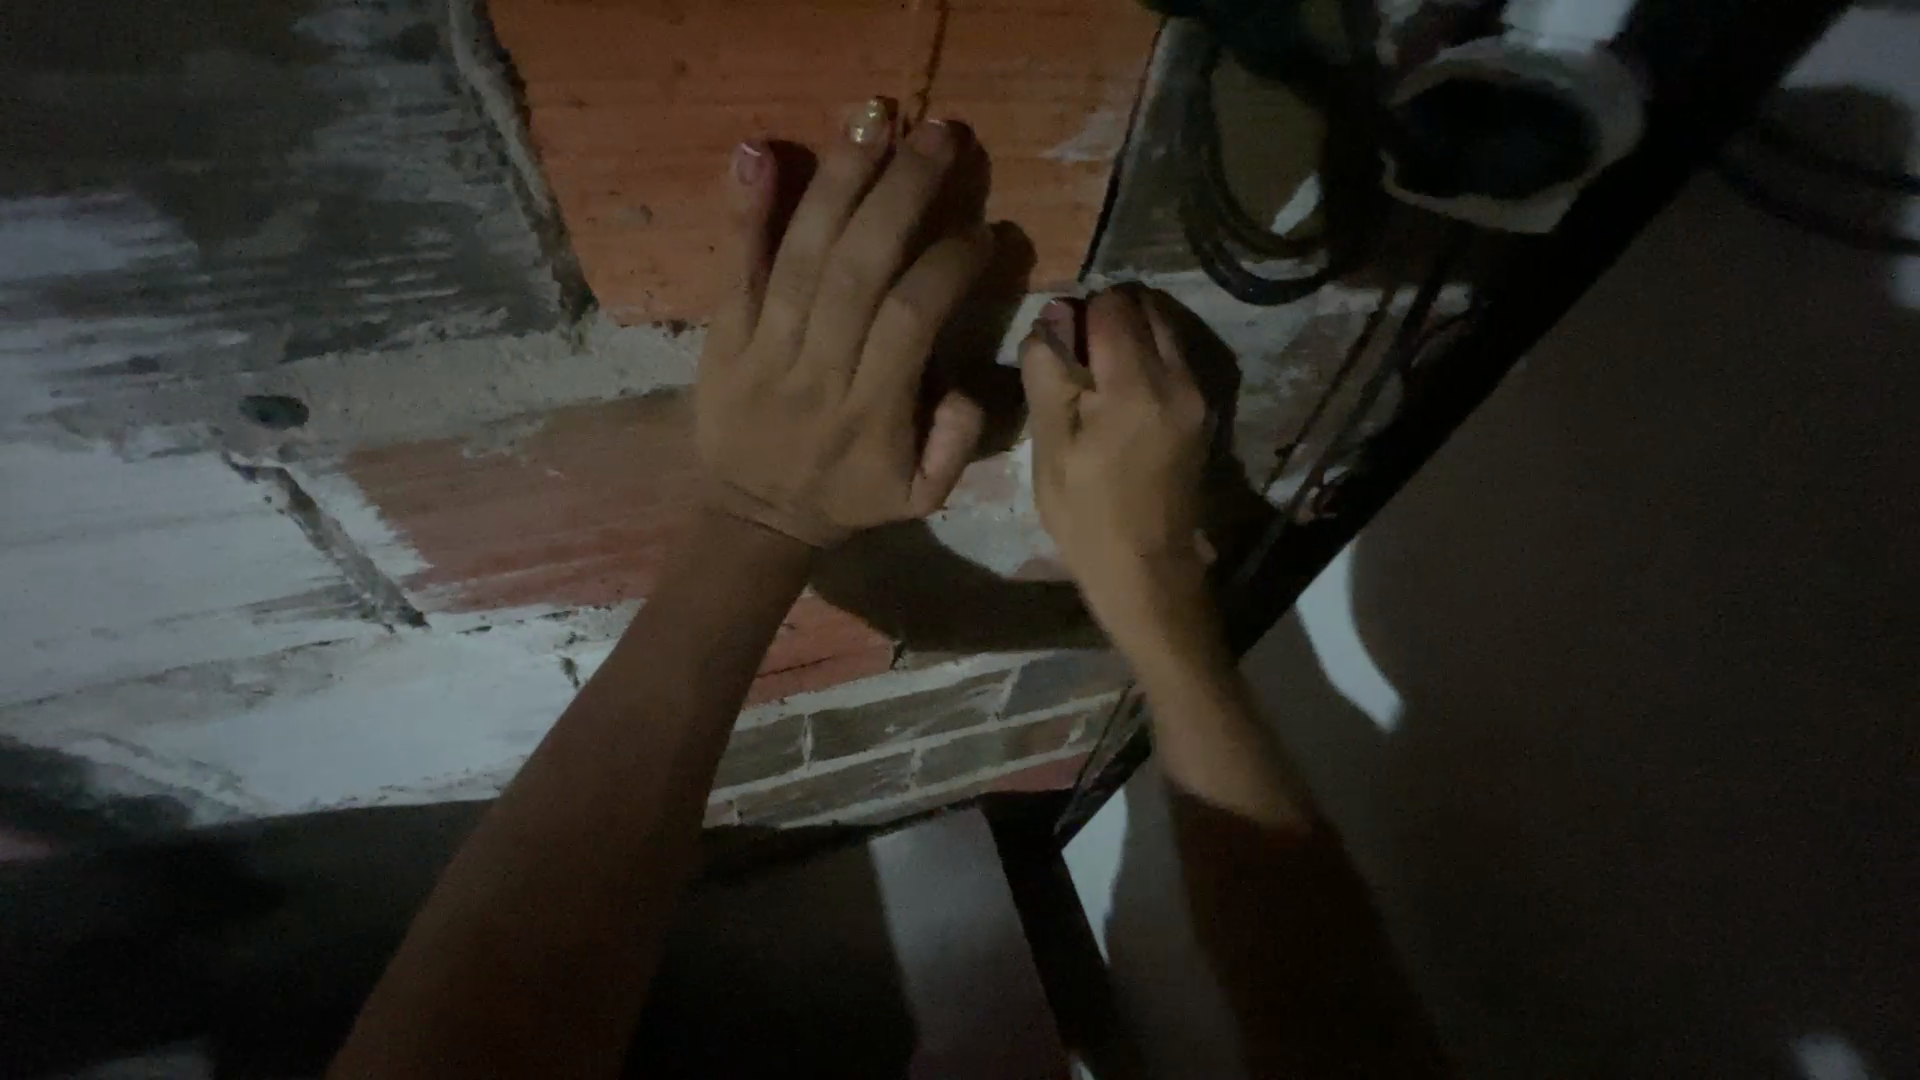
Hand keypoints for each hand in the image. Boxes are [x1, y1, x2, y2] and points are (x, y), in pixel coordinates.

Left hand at [696, 100, 996, 547]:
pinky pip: (732, 269)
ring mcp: (763, 349)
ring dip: (840, 180)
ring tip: (877, 118)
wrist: (753, 515)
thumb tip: (969, 384)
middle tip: (942, 135)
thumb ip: (955, 447)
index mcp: (870, 412)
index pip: (911, 318)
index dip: (949, 265)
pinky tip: (759, 150)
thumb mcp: (918, 498)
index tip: (982, 231)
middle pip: (859, 268)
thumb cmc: (846, 498)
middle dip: (903, 193)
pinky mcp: (722, 336)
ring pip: (802, 255)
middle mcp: (817, 371)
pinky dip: (744, 209)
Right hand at [1020, 287, 1216, 647]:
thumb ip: (1049, 376)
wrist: (1148, 568)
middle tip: (1075, 361)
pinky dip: (1146, 357)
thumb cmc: (1087, 516)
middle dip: (1107, 317)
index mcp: (1135, 387)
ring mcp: (1197, 394)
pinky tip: (1120, 398)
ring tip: (1095, 381)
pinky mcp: (1203, 410)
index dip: (1078, 315)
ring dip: (1129, 335)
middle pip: (1145, 306)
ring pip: (1164, 328)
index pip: (1112, 305)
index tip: (1058, 350)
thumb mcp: (1051, 450)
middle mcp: (1178, 378)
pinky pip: (1174, 357)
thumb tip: (1051, 320)